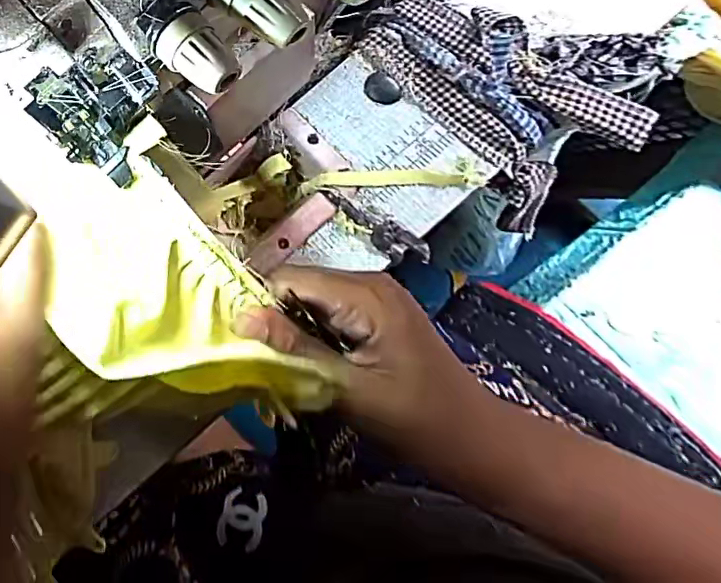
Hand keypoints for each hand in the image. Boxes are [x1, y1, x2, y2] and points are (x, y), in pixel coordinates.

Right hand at [235, 266, 492, 455]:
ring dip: (293, 328)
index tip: (241, 341)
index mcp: (364, 293)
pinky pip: (330, 309)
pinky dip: (314, 332)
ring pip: (312, 298)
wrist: (479, 442)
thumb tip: (241, 318)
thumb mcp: (350, 389)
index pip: (290, 278)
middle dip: (276, 318)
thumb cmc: (418, 421)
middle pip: (300, 285)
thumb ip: (296, 349)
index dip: (260, 305)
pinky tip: (312, 361)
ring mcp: (374, 294)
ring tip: (284, 363)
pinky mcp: (376, 310)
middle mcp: (367, 280)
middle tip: (261, 359)